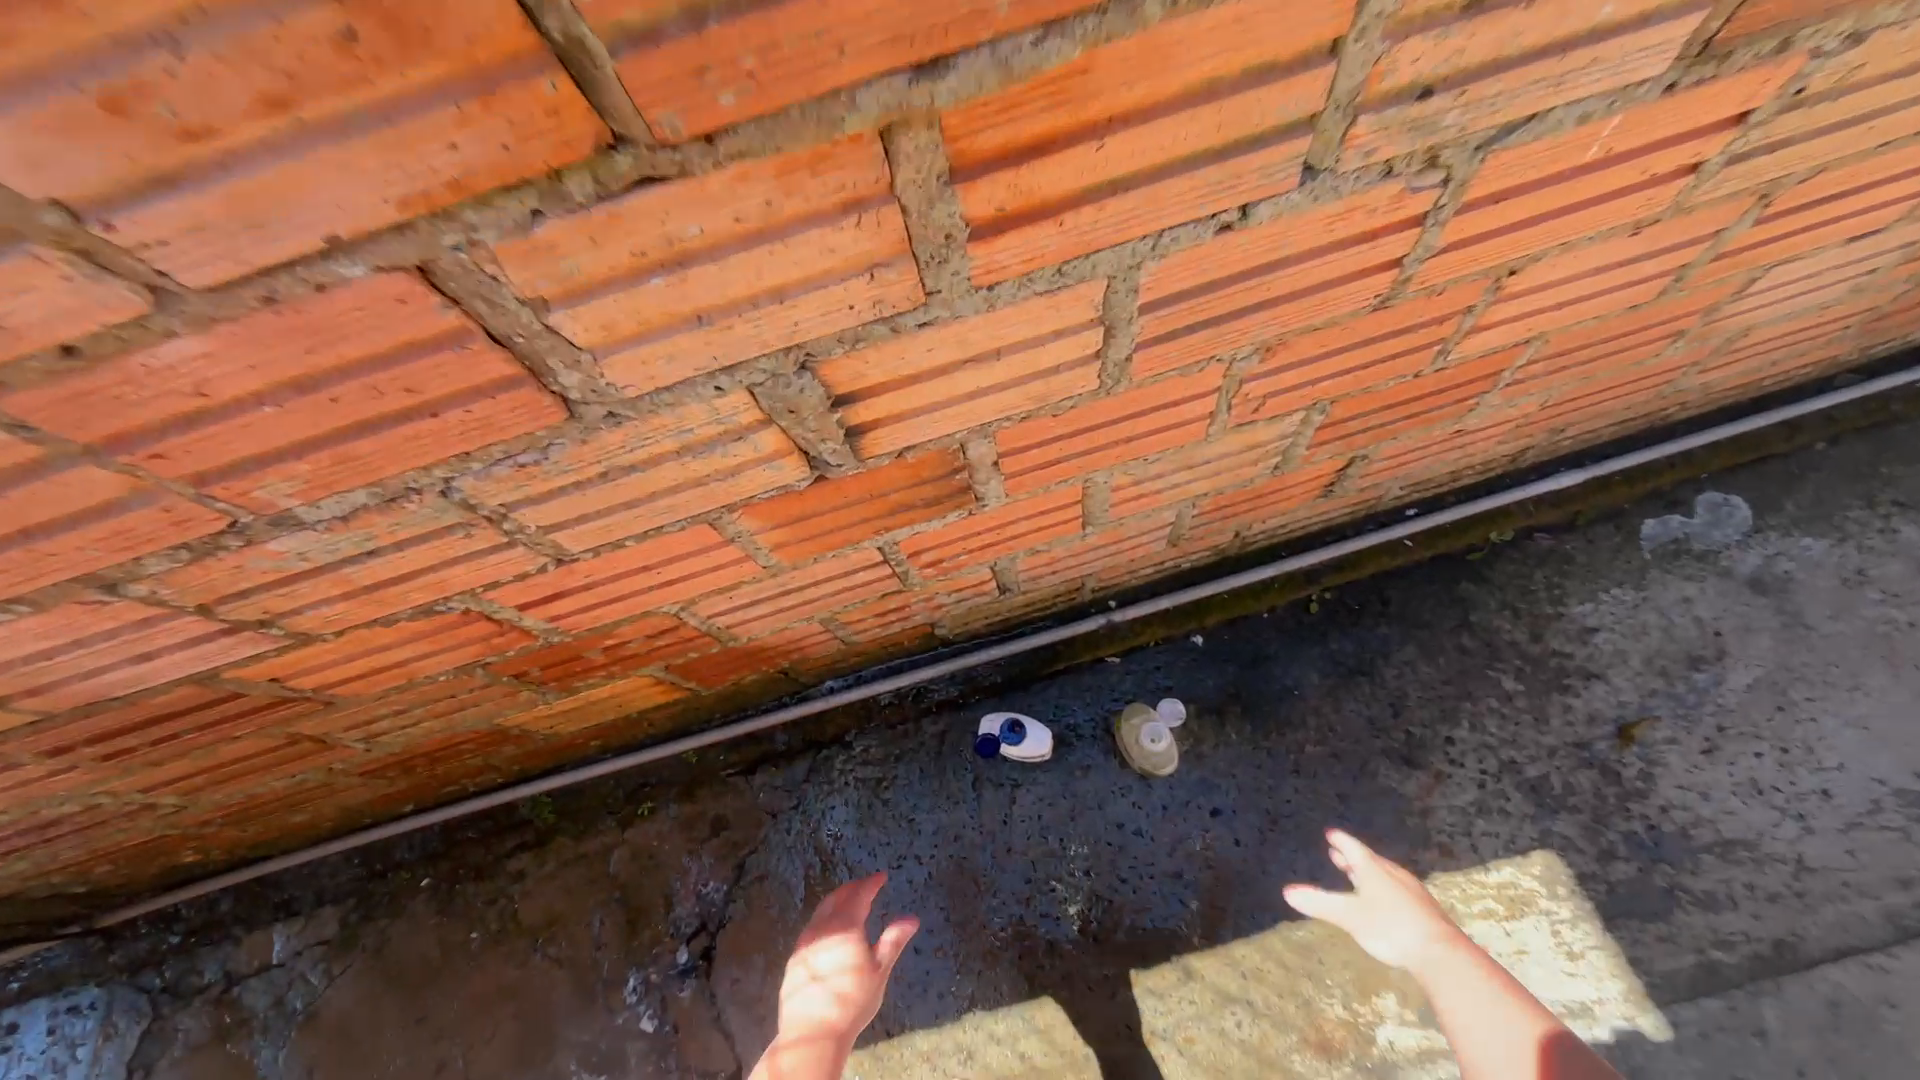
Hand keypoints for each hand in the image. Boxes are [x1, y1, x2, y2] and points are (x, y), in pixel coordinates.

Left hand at [770, 872, 918, 1058]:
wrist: (812, 1032)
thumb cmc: (852, 1002)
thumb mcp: (879, 971)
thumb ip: (893, 941)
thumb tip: (912, 918)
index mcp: (845, 926)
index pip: (859, 895)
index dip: (871, 883)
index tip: (881, 876)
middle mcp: (822, 927)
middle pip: (837, 898)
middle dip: (853, 888)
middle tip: (866, 885)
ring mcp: (805, 942)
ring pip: (822, 911)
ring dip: (837, 901)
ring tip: (849, 902)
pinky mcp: (795, 958)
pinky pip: (812, 927)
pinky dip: (825, 918)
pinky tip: (830, 930)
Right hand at [1282, 829, 1467, 973]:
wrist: (1441, 954)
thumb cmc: (1390, 928)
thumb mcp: (1349, 916)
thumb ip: (1319, 903)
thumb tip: (1287, 892)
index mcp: (1374, 871)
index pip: (1354, 849)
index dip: (1341, 842)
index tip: (1331, 834)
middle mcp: (1393, 876)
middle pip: (1370, 861)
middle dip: (1352, 858)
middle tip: (1338, 854)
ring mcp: (1411, 892)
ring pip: (1385, 876)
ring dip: (1369, 873)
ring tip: (1359, 875)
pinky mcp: (1424, 910)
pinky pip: (1397, 890)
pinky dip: (1383, 889)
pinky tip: (1385, 901)